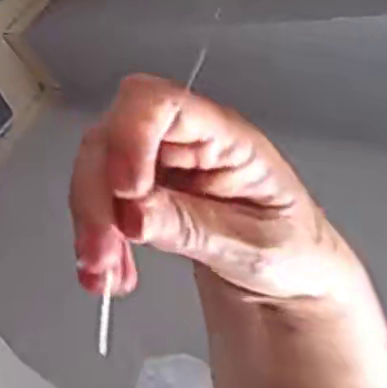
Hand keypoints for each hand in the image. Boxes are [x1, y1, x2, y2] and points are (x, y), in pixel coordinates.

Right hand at [69, 74, 357, 303]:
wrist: (293, 285)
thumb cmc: (295, 256)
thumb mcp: (258, 250)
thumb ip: (193, 228)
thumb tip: (132, 214)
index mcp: (221, 135)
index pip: (158, 102)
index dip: (130, 132)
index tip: (126, 189)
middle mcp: (176, 137)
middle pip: (111, 137)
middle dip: (98, 196)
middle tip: (101, 252)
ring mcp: (149, 158)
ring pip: (93, 168)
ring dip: (91, 221)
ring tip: (105, 273)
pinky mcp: (130, 185)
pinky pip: (94, 196)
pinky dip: (92, 234)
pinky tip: (104, 271)